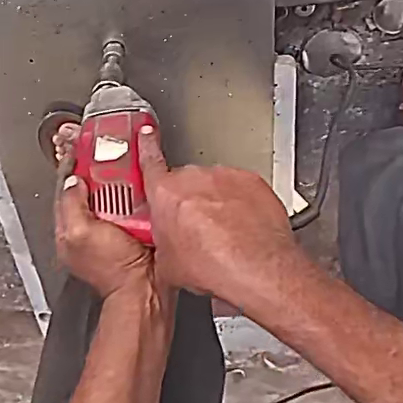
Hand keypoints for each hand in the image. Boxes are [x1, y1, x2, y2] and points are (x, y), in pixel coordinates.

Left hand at [55, 163, 156, 300]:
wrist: (145, 289)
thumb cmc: (115, 270)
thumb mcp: (81, 234)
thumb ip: (72, 206)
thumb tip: (72, 181)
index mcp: (68, 230)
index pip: (63, 189)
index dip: (70, 167)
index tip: (79, 148)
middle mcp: (88, 230)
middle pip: (86, 189)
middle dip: (94, 170)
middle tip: (103, 151)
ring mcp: (110, 231)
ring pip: (110, 195)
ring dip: (117, 179)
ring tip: (123, 161)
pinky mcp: (133, 231)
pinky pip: (132, 203)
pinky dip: (135, 192)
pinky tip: (142, 182)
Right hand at [136, 128, 308, 310]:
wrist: (256, 268)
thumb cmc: (213, 266)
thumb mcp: (168, 266)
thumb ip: (161, 246)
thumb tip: (166, 252)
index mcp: (165, 193)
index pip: (149, 160)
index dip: (146, 146)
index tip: (146, 134)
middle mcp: (194, 177)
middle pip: (186, 183)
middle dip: (188, 201)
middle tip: (194, 228)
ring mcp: (225, 176)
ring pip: (215, 186)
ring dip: (216, 203)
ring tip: (223, 234)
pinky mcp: (252, 181)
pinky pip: (241, 189)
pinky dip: (241, 204)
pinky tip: (243, 227)